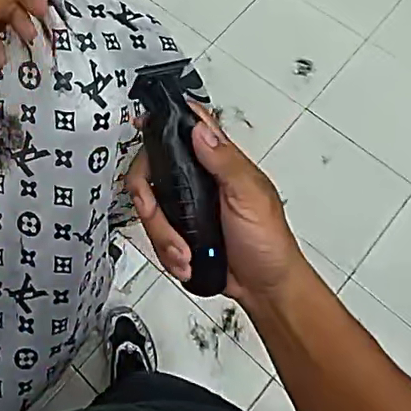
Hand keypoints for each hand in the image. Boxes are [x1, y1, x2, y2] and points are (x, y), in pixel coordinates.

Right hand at [127, 101, 307, 305]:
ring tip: (185, 251)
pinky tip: (186, 259)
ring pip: (150, 207)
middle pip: (152, 170)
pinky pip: (155, 235)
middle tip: (155, 213)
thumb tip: (200, 130)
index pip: (187, 129)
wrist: (264, 288)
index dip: (162, 123)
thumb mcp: (250, 196)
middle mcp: (198, 180)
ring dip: (162, 235)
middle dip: (148, 199)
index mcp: (218, 163)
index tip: (142, 123)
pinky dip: (167, 251)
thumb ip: (225, 162)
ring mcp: (186, 207)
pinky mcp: (179, 231)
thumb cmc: (268, 241)